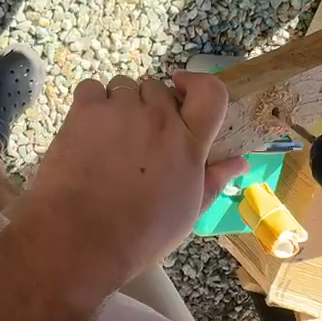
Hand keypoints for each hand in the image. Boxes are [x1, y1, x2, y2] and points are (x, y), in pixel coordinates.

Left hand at [10, 71, 250, 301]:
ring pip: (123, 86)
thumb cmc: (140, 233)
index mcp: (189, 141)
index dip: (197, 83)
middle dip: (149, 104)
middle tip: (137, 136)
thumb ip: (214, 179)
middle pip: (157, 88)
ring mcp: (121, 109)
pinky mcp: (85, 109)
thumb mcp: (187, 212)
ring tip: (108, 137)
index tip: (182, 90)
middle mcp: (158, 117)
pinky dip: (90, 104)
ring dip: (119, 104)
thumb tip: (241, 161)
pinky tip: (86, 130)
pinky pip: (91, 87)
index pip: (212, 91)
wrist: (80, 237)